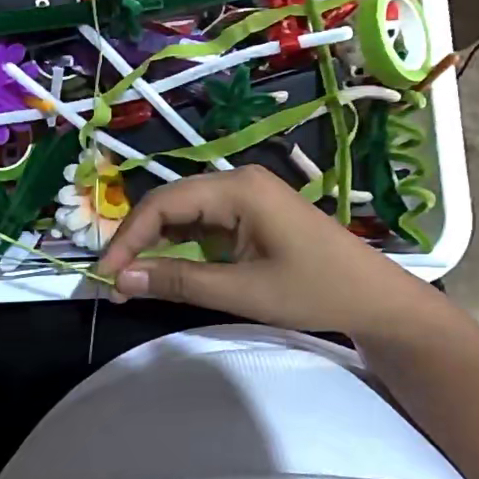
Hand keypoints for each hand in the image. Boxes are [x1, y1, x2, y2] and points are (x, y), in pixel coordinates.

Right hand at [95, 166, 434, 337]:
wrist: (373, 297)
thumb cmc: (314, 290)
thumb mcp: (242, 291)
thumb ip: (179, 281)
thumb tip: (121, 278)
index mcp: (238, 188)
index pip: (164, 202)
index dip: (128, 237)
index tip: (106, 274)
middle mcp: (239, 182)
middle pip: (172, 203)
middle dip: (141, 242)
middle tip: (117, 283)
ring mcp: (248, 197)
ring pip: (187, 215)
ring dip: (160, 246)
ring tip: (135, 282)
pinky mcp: (254, 215)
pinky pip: (206, 226)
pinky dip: (184, 249)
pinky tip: (168, 271)